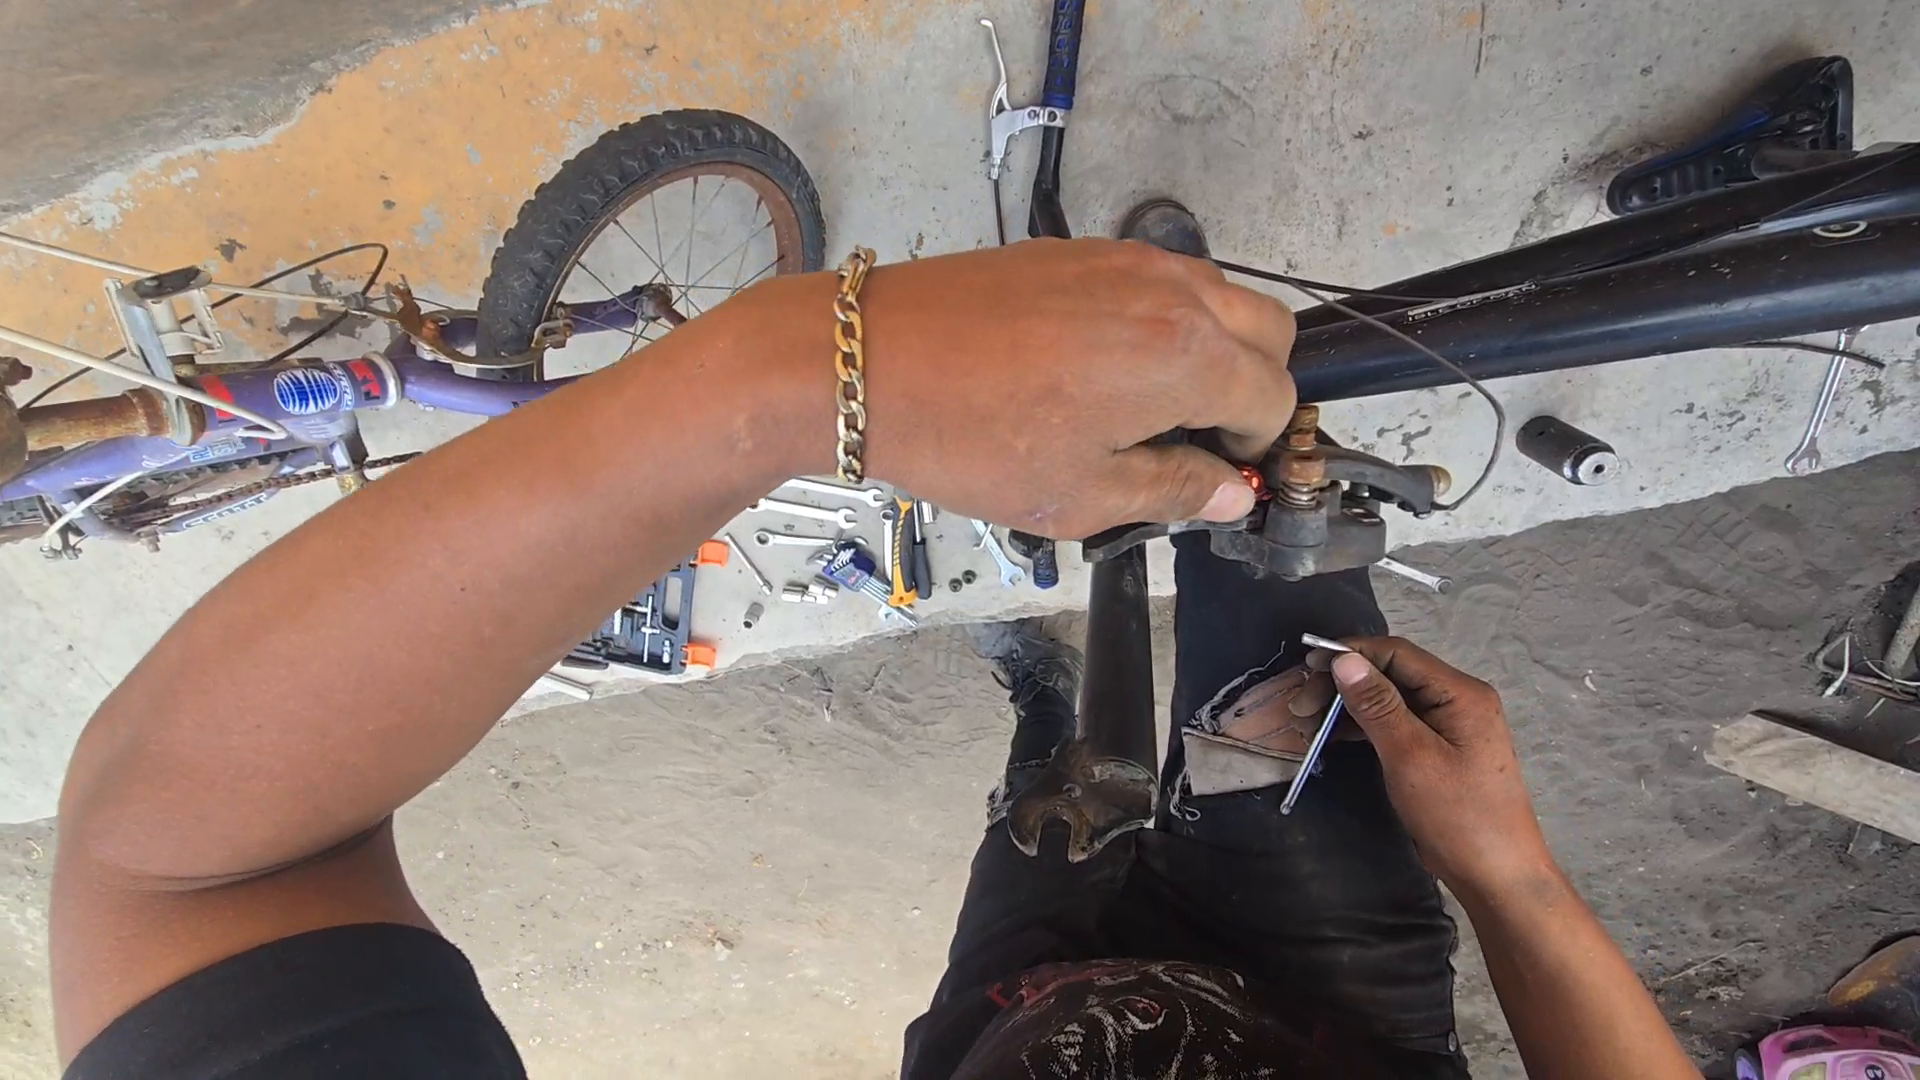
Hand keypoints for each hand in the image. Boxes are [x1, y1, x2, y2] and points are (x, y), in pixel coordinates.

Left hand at [728, 239, 1297, 537]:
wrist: (870, 363)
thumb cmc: (972, 437)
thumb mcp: (1080, 494)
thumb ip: (1172, 490)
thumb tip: (1229, 493)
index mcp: (1186, 356)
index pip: (1274, 397)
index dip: (1259, 448)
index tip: (1222, 474)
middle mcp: (1171, 291)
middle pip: (1266, 333)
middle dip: (1252, 390)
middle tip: (1199, 441)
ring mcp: (1124, 260)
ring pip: (1214, 300)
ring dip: (1211, 353)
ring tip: (1148, 410)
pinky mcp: (1078, 252)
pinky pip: (1156, 283)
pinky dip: (1162, 325)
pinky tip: (1103, 370)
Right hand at [1316, 637, 1557, 892]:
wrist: (1496, 877)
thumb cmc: (1457, 814)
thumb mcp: (1410, 756)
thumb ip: (1376, 704)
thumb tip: (1343, 659)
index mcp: (1460, 694)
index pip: (1395, 653)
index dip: (1348, 654)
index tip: (1306, 669)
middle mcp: (1454, 700)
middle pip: (1387, 673)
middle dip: (1340, 683)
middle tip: (1300, 706)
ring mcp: (1444, 724)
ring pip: (1383, 697)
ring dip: (1343, 704)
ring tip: (1307, 723)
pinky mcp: (1432, 746)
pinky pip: (1389, 720)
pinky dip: (1357, 724)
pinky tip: (1330, 734)